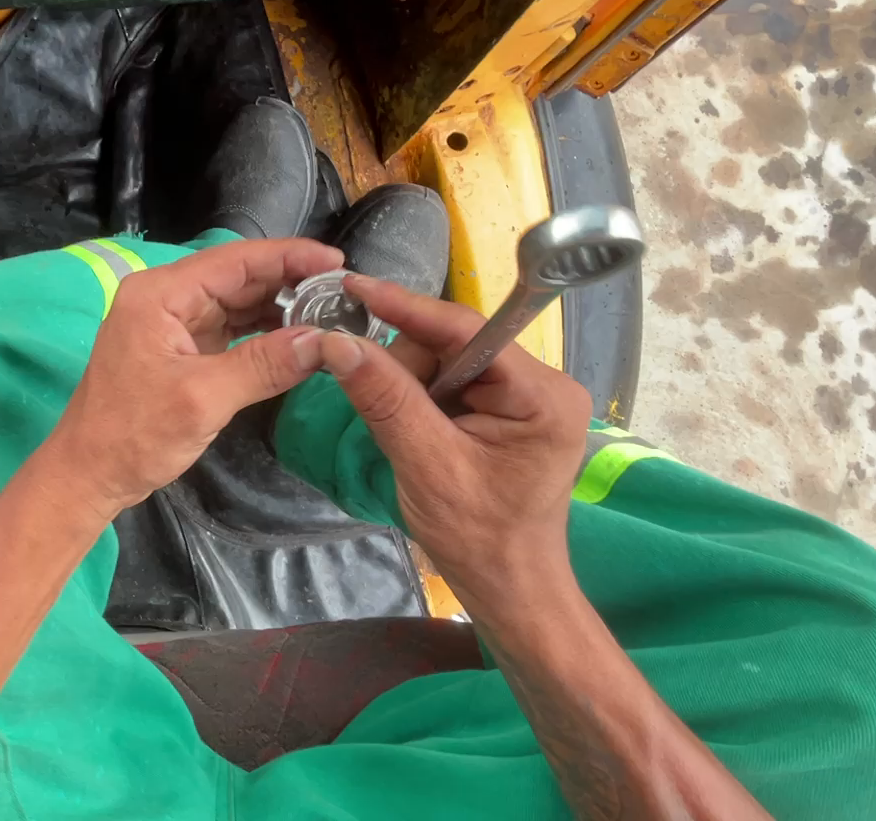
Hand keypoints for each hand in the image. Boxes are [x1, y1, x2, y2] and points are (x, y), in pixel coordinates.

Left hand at [35, 238, 344, 523]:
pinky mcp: (181, 348)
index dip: (288, 257)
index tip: (337, 261)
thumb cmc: (134, 435)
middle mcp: (165, 298)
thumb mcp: (203, 399)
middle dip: (290, 284)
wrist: (89, 474)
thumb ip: (263, 365)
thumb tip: (323, 342)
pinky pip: (230, 329)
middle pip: (238, 278)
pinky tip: (298, 337)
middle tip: (344, 293)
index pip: (234, 262)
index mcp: (160, 294)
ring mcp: (173, 323)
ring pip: (237, 303)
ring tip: (332, 313)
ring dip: (281, 309)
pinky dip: (263, 333)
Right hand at [317, 273, 591, 588]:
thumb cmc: (478, 537)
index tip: (352, 286)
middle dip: (405, 371)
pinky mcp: (503, 410)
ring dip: (407, 390)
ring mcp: (522, 396)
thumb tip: (335, 342)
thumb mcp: (425, 464)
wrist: (509, 588)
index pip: (464, 329)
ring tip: (407, 437)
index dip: (404, 306)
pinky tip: (414, 431)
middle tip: (386, 418)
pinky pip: (444, 382)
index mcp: (539, 393)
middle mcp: (539, 383)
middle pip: (447, 343)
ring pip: (439, 361)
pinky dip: (415, 400)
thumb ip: (384, 398)